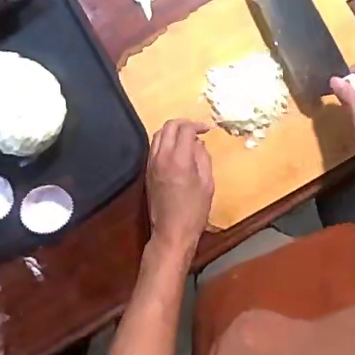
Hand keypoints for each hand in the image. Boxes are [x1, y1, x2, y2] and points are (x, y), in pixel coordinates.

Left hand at [145, 119, 213, 263]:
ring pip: (158, 134)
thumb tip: (199, 143)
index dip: (198, 125)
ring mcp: (152, 163)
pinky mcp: (147, 171)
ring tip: (186, 136)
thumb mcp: (207, 183)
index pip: (186, 130)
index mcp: (180, 160)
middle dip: (184, 123)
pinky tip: (176, 148)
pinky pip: (154, 146)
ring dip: (172, 130)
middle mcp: (162, 157)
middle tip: (197, 129)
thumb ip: (203, 158)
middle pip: (169, 126)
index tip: (208, 130)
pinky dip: (165, 140)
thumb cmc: (194, 211)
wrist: (171, 232)